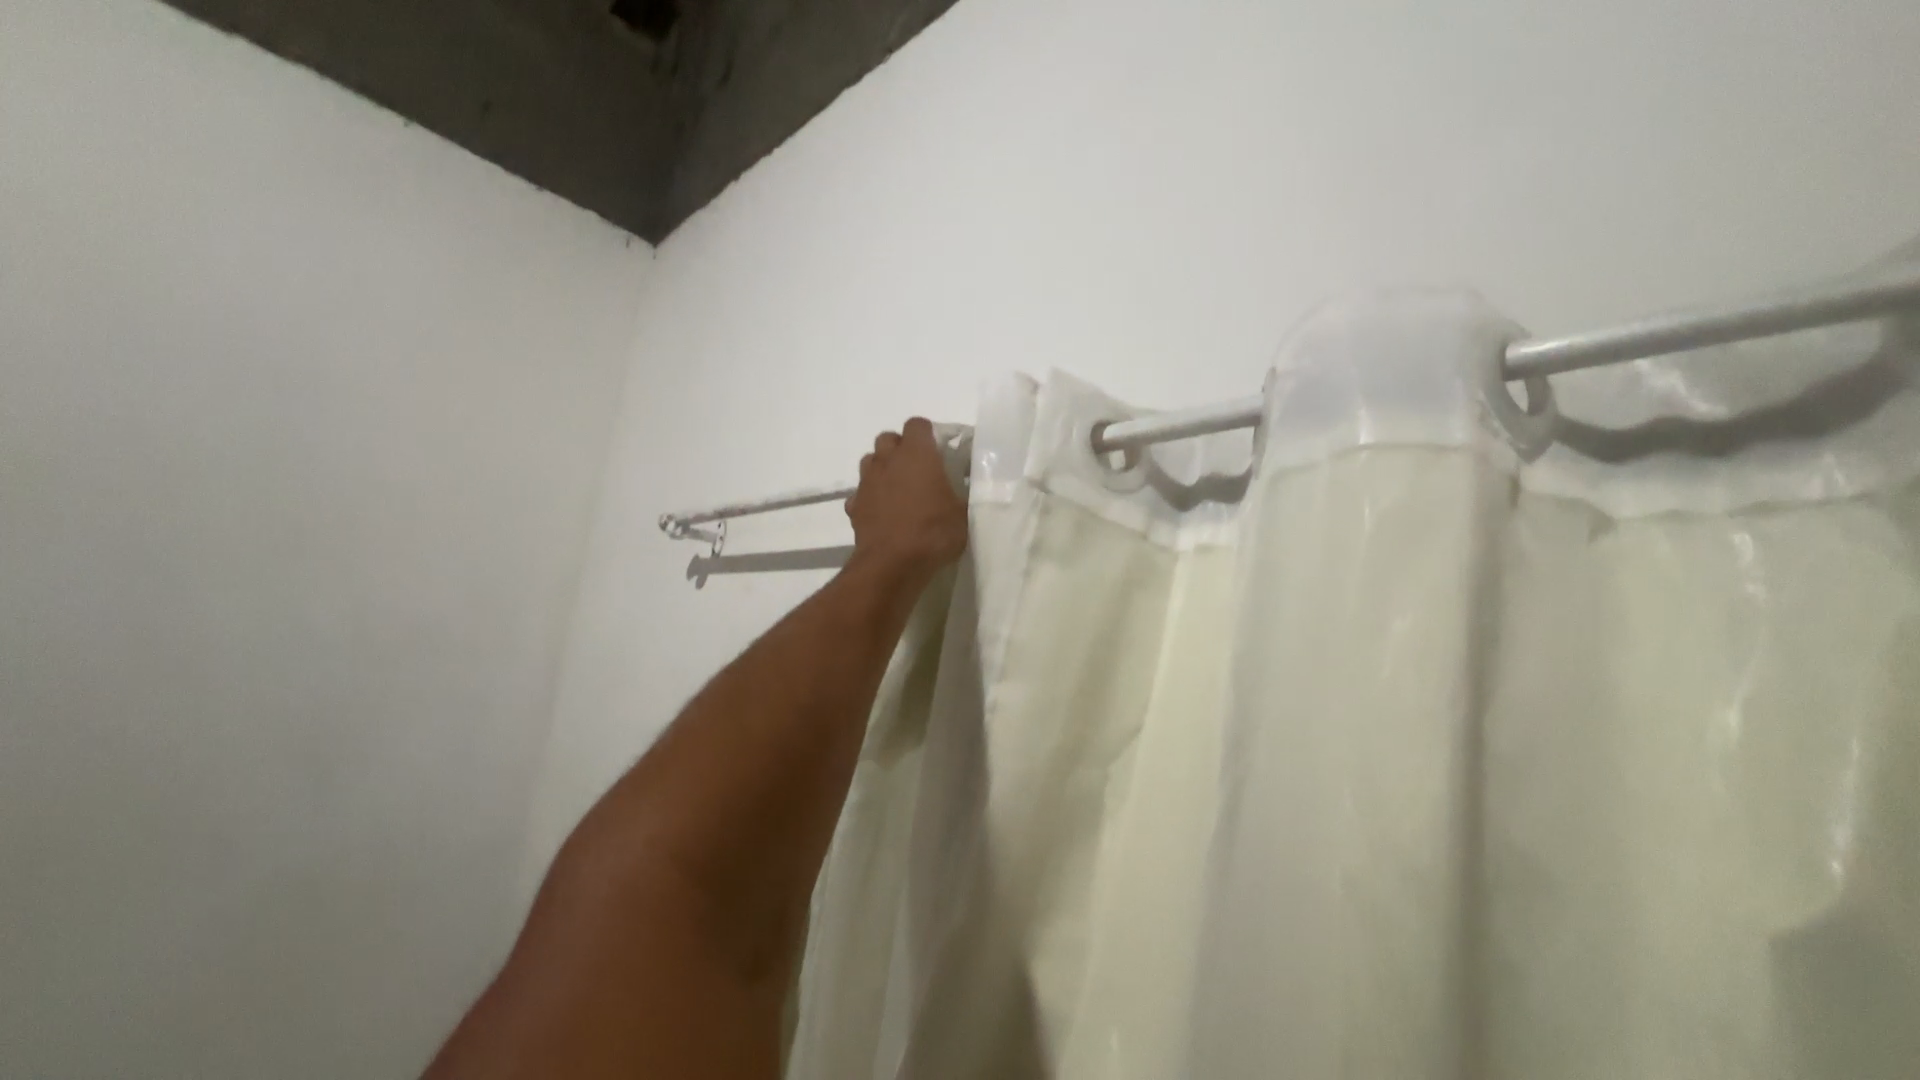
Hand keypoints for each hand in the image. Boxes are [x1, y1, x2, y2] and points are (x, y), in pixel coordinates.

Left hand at [846, 418, 966, 579]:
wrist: (892, 564)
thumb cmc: (933, 532)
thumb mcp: (963, 513)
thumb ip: (962, 493)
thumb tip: (963, 486)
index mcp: (917, 454)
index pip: (917, 424)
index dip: (926, 434)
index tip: (937, 451)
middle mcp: (887, 461)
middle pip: (888, 439)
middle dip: (900, 448)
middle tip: (917, 469)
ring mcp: (867, 483)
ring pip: (870, 462)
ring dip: (882, 469)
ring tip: (898, 489)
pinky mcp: (854, 506)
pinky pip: (860, 493)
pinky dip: (870, 498)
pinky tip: (882, 513)